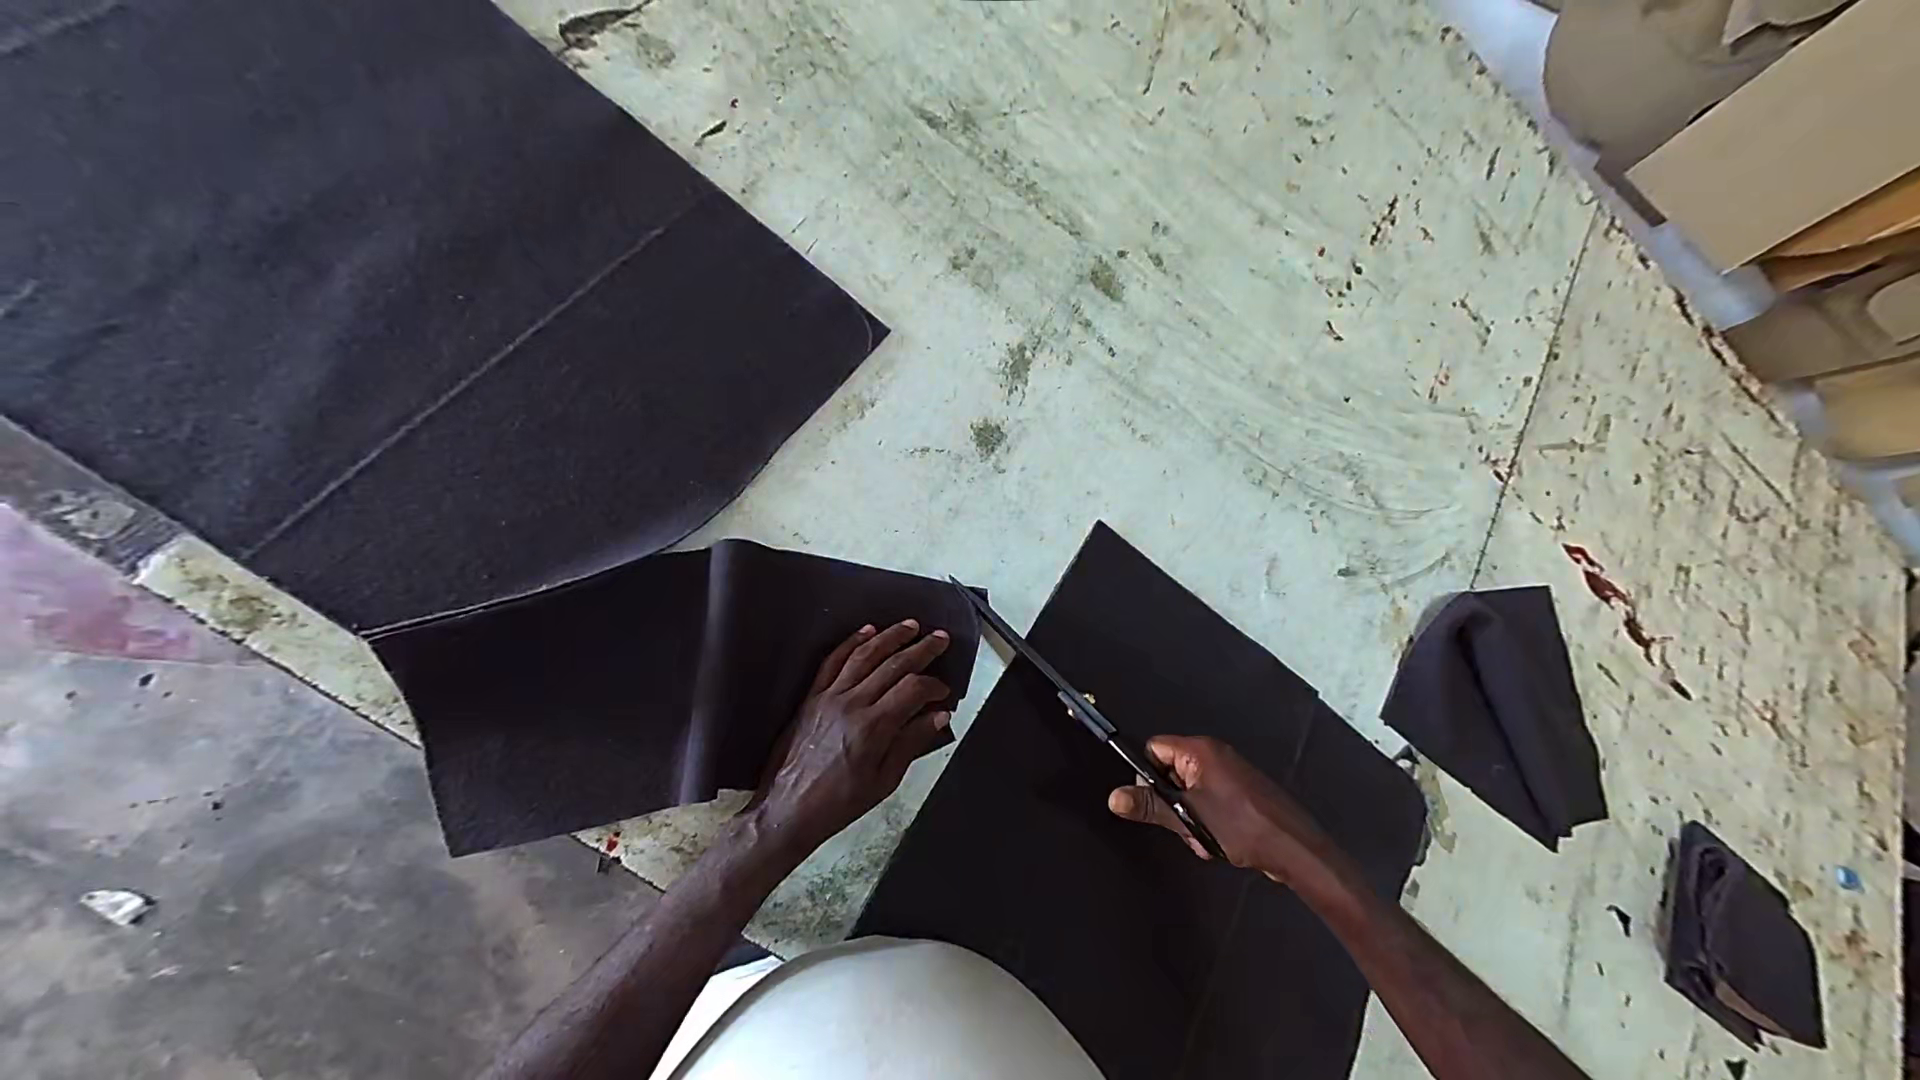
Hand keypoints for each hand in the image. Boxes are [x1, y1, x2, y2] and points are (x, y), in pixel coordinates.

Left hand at [749, 620, 953, 853]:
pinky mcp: (812, 696)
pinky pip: (833, 660)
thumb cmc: (838, 802)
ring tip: (910, 626)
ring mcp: (829, 697)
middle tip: (939, 638)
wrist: (788, 809)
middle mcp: (852, 705)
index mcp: (873, 728)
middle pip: (893, 665)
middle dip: (921, 649)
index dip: (934, 686)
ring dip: (890, 636)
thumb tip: (939, 717)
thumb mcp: (884, 781)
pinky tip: (867, 631)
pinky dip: (852, 642)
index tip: (944, 691)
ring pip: (865, 655)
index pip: (913, 690)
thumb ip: (912, 742)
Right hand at [1106, 735, 1334, 883]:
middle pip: (1170, 771)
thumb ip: (1149, 805)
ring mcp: (1230, 773)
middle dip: (1171, 802)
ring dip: (1190, 817)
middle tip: (1183, 824)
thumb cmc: (1243, 826)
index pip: (1154, 748)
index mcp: (1200, 750)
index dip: (1148, 774)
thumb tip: (1115, 798)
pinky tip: (1218, 841)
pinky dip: (1207, 820)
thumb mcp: (1188, 817)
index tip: (1155, 800)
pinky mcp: (1241, 792)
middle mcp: (1214, 754)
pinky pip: (1209, 799)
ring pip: (1189, 791)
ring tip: (1204, 837)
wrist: (1296, 850)